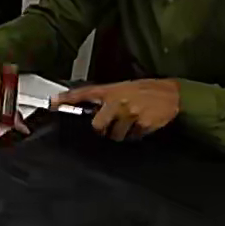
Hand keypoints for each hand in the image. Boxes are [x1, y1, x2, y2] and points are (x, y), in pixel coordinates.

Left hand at [51, 79, 180, 141]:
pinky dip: (136, 134)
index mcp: (112, 91)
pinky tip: (143, 124)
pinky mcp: (142, 125)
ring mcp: (130, 114)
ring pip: (115, 135)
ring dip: (122, 133)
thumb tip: (93, 111)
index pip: (84, 94)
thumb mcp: (125, 88)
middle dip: (104, 128)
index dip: (67, 99)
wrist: (172, 94)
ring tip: (132, 122)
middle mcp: (118, 102)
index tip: (52, 103)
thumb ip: (108, 99)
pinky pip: (132, 137)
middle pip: (98, 126)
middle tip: (113, 124)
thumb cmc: (147, 91)